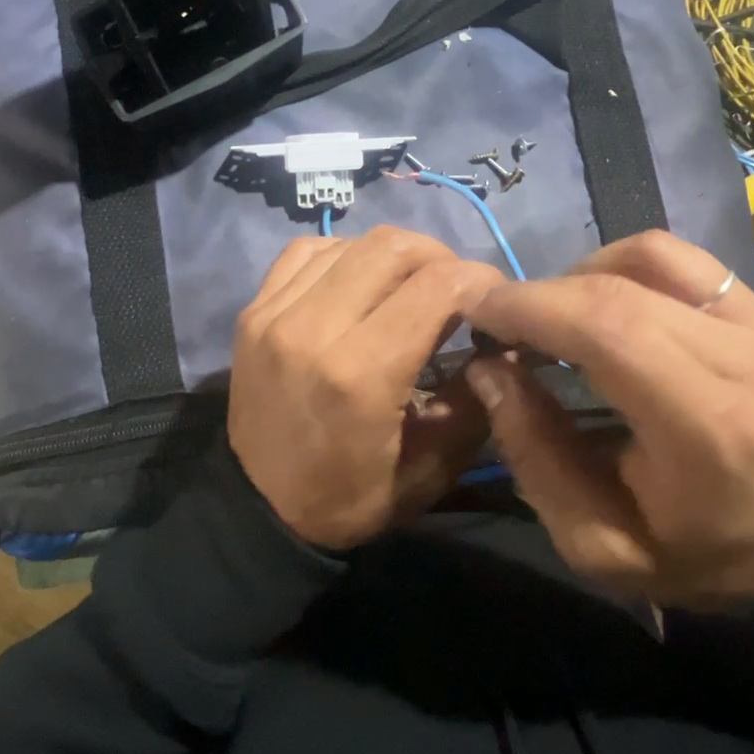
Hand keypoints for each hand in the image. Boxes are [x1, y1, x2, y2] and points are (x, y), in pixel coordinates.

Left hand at [228, 226, 506, 549]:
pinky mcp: (253, 311)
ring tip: (407, 287)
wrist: (258, 510)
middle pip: (393, 247)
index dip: (480, 282)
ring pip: (350, 243)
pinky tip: (356, 284)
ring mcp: (275, 314)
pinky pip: (305, 252)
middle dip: (441, 259)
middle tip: (454, 291)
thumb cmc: (348, 499)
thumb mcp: (429, 471)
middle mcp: (315, 329)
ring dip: (392, 257)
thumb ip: (474, 402)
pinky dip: (342, 256)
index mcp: (363, 374)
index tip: (493, 302)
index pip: (438, 285)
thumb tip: (501, 345)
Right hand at [462, 230, 753, 609]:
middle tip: (498, 320)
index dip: (530, 307)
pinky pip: (682, 261)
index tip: (474, 311)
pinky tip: (601, 311)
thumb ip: (533, 452)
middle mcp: (752, 362)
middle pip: (622, 286)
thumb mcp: (588, 541)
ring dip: (583, 275)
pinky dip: (624, 271)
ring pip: (652, 255)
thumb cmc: (678, 559)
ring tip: (553, 320)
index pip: (610, 328)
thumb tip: (488, 365)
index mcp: (712, 429)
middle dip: (541, 293)